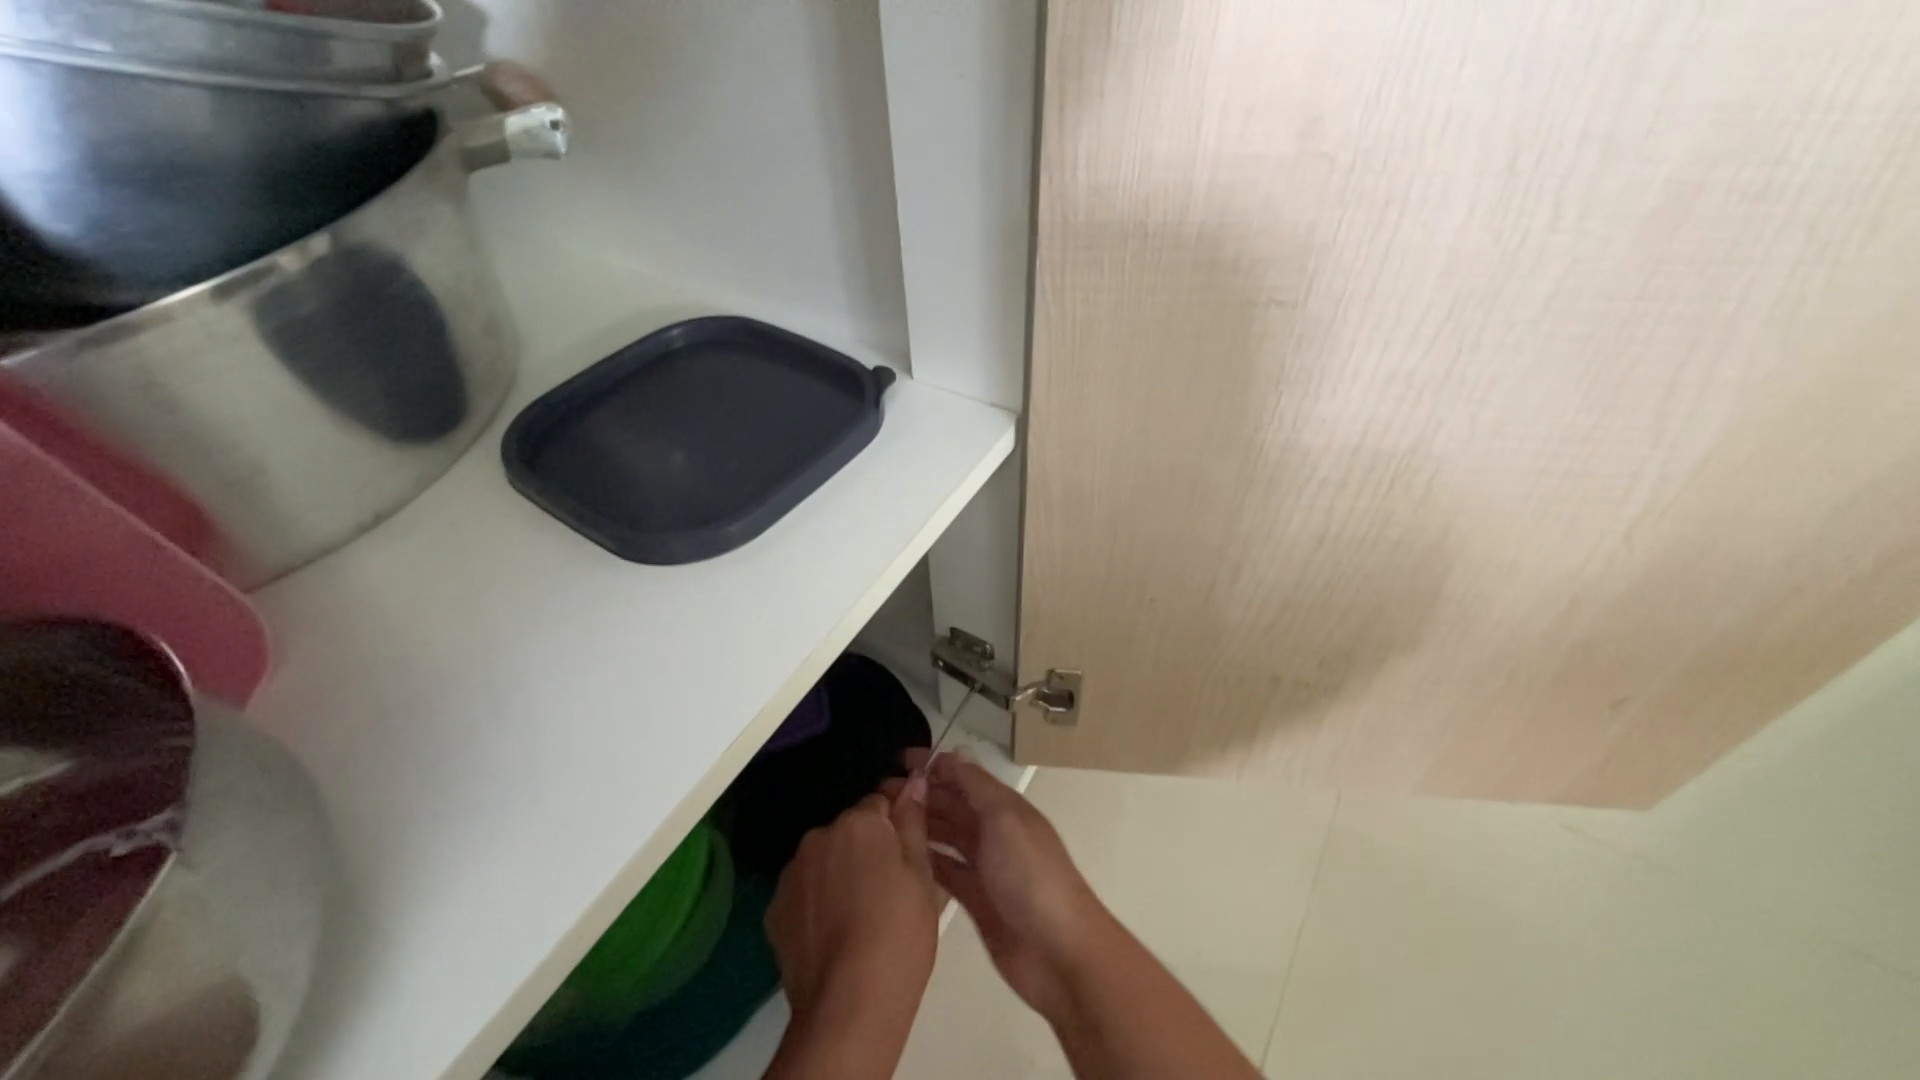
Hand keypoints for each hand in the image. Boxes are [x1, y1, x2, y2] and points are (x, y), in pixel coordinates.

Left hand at [764, 791, 942, 1024]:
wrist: (849, 1005)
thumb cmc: (899, 935)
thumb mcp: (922, 877)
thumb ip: (913, 823)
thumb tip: (912, 782)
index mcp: (858, 823)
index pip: (881, 802)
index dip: (898, 824)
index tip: (911, 850)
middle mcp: (818, 837)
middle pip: (850, 831)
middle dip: (868, 848)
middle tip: (892, 888)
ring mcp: (791, 874)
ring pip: (825, 861)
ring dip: (841, 873)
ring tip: (862, 915)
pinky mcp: (775, 910)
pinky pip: (805, 892)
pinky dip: (819, 902)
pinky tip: (837, 932)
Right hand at [895, 750, 1117, 1020]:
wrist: (1059, 952)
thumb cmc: (1032, 877)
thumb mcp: (1005, 820)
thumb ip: (978, 787)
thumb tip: (955, 753)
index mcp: (1005, 808)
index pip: (964, 776)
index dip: (934, 766)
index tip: (896, 761)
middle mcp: (994, 832)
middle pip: (952, 805)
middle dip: (920, 795)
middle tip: (877, 794)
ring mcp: (985, 867)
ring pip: (946, 836)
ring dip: (918, 825)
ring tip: (881, 821)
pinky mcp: (975, 899)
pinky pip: (945, 871)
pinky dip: (925, 860)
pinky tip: (898, 856)